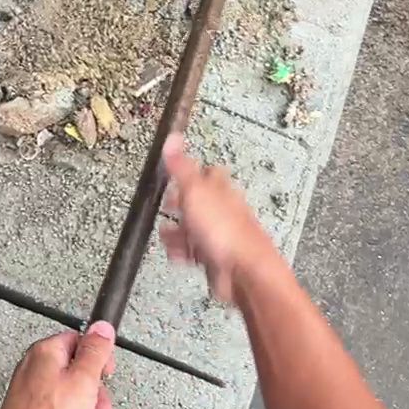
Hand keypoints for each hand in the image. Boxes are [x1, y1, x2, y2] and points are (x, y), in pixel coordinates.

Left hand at [0, 322, 117, 408]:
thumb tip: (102, 328)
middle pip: (77, 373)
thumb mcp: (83, 381)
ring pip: (72, 398)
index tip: (107, 373)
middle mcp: (34, 370)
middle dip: (96, 395)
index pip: (78, 341)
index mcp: (45, 353)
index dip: (97, 358)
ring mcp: (32, 395)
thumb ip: (95, 352)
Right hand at [160, 134, 281, 303]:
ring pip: (195, 228)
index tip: (173, 171)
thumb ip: (181, 167)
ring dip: (178, 230)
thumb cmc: (226, 231)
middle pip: (199, 202)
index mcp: (221, 190)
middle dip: (180, 204)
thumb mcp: (196, 192)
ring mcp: (219, 235)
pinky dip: (182, 251)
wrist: (242, 271)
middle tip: (167, 203)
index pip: (207, 173)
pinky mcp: (214, 257)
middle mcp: (223, 211)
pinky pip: (194, 251)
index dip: (189, 172)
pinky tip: (176, 253)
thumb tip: (173, 138)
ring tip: (166, 233)